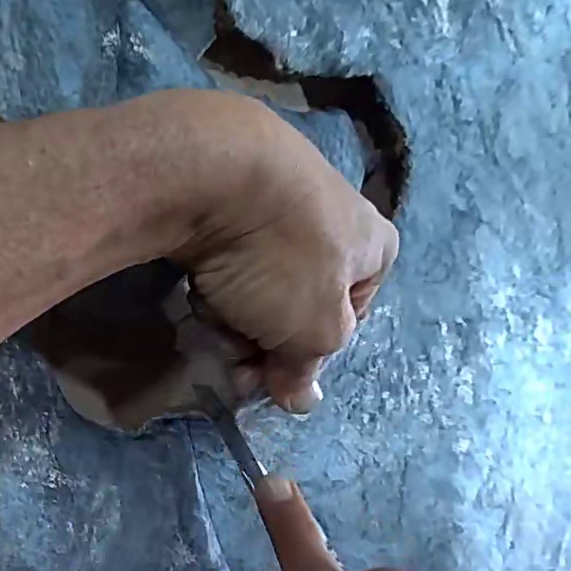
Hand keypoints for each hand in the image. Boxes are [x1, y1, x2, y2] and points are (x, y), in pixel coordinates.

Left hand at [154, 94, 396, 413]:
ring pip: (259, 278)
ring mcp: (283, 193)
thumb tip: (302, 401)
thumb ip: (309, 366)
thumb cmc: (283, 258)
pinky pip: (229, 246)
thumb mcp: (311, 329)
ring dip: (235, 307)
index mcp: (373, 244)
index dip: (308, 354)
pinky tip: (196, 271)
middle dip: (263, 337)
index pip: (348, 320)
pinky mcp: (233, 184)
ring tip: (212, 306)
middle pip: (297, 301)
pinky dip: (214, 268)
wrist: (214, 169)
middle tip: (233, 355)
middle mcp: (334, 214)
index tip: (271, 376)